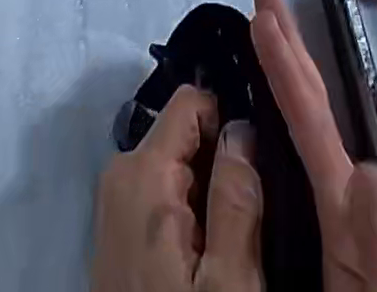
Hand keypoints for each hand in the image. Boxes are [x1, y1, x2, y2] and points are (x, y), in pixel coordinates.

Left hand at [91, 85, 264, 291]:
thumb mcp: (227, 279)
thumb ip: (236, 195)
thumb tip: (243, 126)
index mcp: (143, 174)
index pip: (190, 102)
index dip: (229, 120)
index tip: (258, 159)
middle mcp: (122, 176)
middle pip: (185, 131)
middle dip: (222, 158)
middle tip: (253, 202)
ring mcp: (118, 203)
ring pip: (180, 160)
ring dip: (211, 185)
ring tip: (235, 227)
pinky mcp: (121, 228)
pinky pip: (167, 188)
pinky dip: (193, 204)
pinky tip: (210, 243)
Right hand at [251, 0, 376, 291]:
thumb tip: (367, 168)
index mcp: (343, 188)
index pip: (308, 113)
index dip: (283, 63)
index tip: (260, 15)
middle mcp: (338, 176)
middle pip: (308, 95)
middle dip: (286, 40)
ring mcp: (334, 191)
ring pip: (305, 112)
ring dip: (286, 62)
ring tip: (265, 25)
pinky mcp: (326, 214)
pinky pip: (299, 147)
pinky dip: (286, 108)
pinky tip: (272, 100)